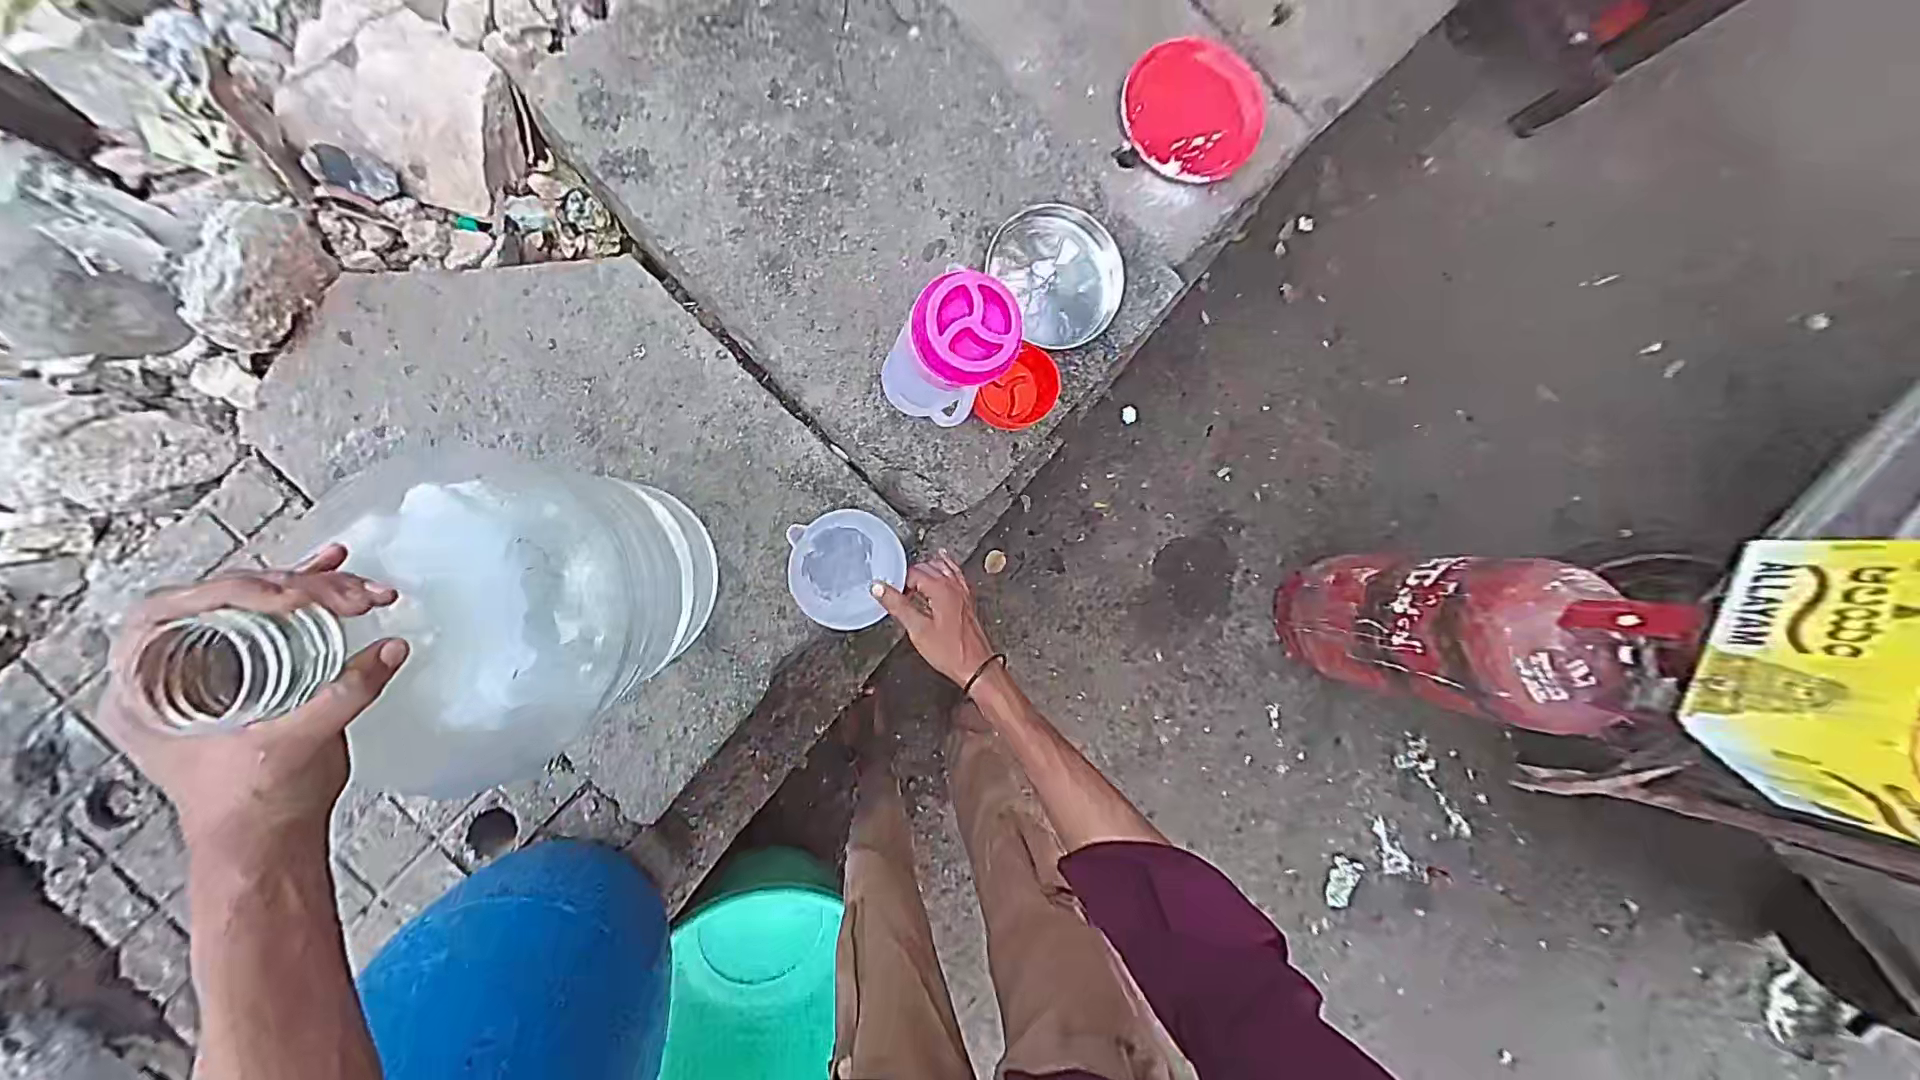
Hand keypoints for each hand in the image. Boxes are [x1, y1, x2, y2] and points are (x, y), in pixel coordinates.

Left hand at [96, 544, 408, 857]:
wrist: (268, 831)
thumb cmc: (252, 800)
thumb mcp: (296, 745)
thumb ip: (344, 694)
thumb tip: (390, 648)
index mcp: (150, 689)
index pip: (173, 613)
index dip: (234, 593)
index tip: (295, 600)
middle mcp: (176, 670)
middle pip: (227, 599)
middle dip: (295, 587)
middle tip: (350, 596)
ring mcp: (220, 665)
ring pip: (259, 601)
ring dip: (315, 586)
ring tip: (362, 589)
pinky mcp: (262, 666)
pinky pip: (280, 616)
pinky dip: (311, 590)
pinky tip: (336, 568)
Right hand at [872, 550, 997, 686]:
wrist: (976, 666)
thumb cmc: (951, 652)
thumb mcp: (918, 629)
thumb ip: (898, 606)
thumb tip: (880, 589)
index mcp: (941, 589)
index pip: (913, 572)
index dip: (899, 582)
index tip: (891, 593)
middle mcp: (954, 586)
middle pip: (927, 567)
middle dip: (910, 576)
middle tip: (899, 592)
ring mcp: (962, 591)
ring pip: (942, 568)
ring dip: (926, 571)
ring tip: (912, 583)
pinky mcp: (966, 599)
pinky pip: (955, 574)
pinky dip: (945, 568)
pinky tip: (942, 566)